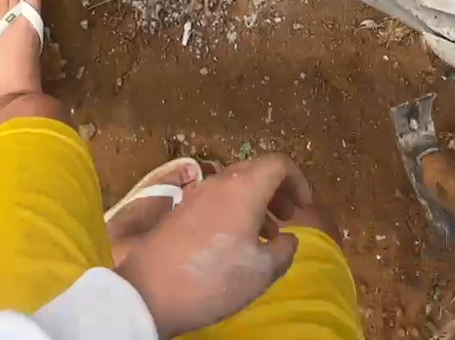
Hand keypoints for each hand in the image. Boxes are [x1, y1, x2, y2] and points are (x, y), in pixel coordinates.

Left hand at [113, 153, 314, 336]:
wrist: (149, 291)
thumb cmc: (212, 278)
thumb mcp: (260, 272)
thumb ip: (283, 251)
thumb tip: (289, 239)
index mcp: (245, 187)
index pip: (279, 163)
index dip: (298, 180)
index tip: (305, 205)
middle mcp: (222, 181)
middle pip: (257, 170)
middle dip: (279, 189)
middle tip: (290, 215)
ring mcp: (199, 193)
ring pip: (238, 185)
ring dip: (258, 201)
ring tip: (269, 233)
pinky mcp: (184, 209)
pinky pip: (220, 198)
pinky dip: (238, 209)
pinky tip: (239, 241)